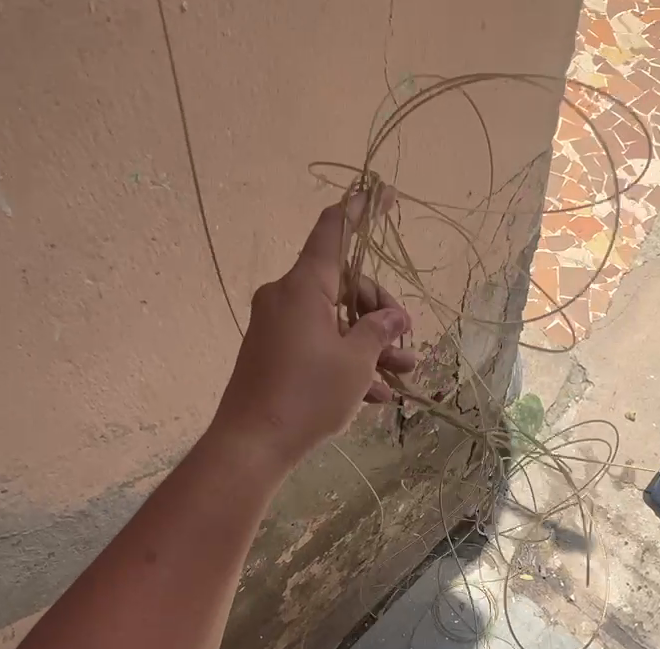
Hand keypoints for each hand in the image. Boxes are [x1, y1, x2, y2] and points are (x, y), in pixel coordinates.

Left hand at [211, 188, 419, 469]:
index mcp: (303, 286)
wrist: (253, 443)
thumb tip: (392, 316)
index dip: (360, 210)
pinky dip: (347, 364)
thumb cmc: (307, 395)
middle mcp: (286, 298)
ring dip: (371, 346)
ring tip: (404, 373)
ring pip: (335, 323)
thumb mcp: (355, 362)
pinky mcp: (275, 355)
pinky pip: (319, 347)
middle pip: (343, 286)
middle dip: (380, 312)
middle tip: (407, 340)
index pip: (334, 231)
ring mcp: (278, 328)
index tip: (382, 193)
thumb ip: (379, 331)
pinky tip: (378, 396)